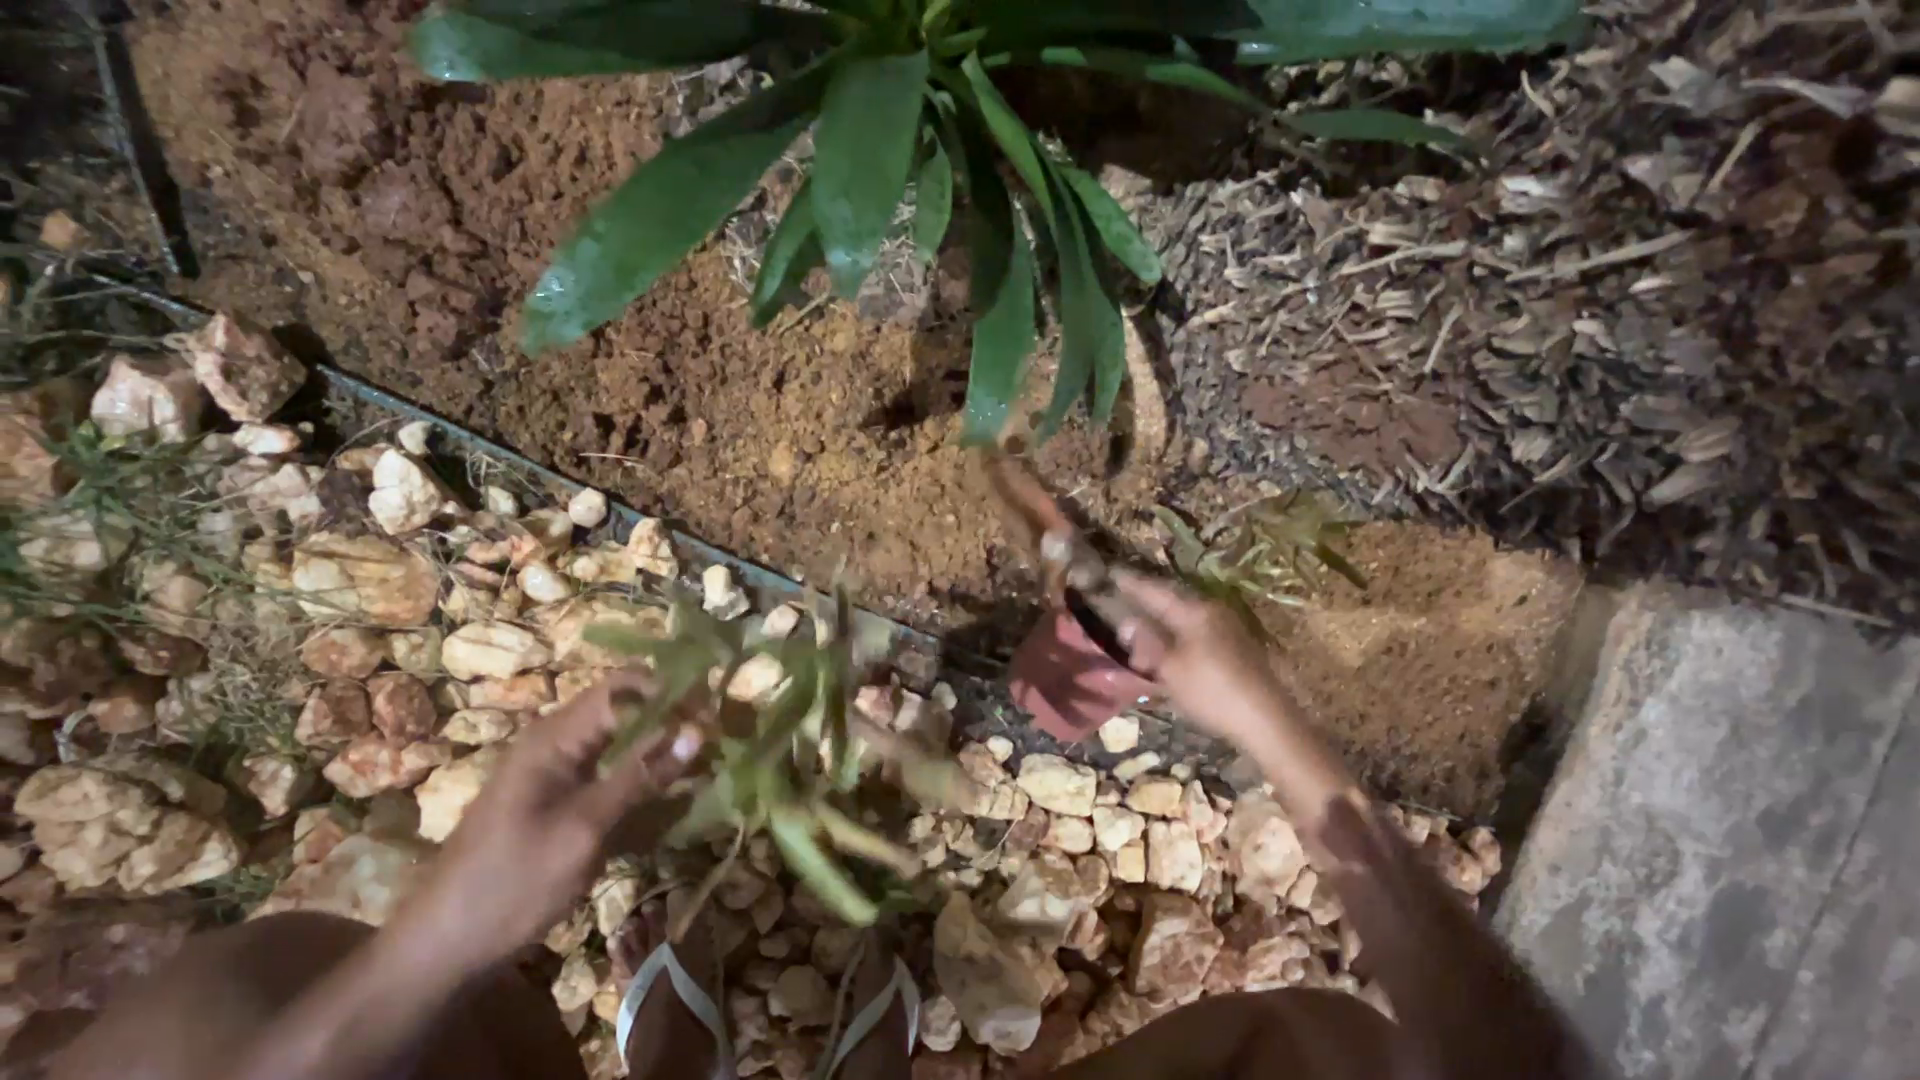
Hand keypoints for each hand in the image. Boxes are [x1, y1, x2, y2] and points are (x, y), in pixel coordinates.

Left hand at [389, 670, 704, 975]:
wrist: (445, 947)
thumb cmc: (512, 882)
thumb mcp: (584, 828)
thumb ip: (640, 776)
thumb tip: (696, 732)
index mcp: (555, 738)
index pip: (623, 689)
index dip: (670, 692)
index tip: (715, 711)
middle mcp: (557, 745)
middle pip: (625, 713)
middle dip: (673, 723)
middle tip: (720, 744)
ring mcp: (557, 776)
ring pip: (623, 746)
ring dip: (663, 755)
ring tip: (709, 770)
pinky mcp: (560, 805)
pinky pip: (611, 779)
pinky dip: (644, 784)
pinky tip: (675, 803)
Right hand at [1110, 569, 1300, 748]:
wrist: (1265, 720)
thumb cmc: (1211, 691)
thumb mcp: (1170, 668)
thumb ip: (1147, 641)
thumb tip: (1127, 622)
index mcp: (1195, 611)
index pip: (1156, 591)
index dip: (1132, 584)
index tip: (1112, 573)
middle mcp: (1213, 612)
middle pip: (1173, 601)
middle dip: (1148, 603)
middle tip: (1124, 600)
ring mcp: (1228, 628)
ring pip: (1186, 618)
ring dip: (1163, 623)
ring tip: (1143, 631)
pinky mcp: (1236, 647)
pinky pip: (1197, 631)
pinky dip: (1178, 636)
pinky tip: (1170, 649)